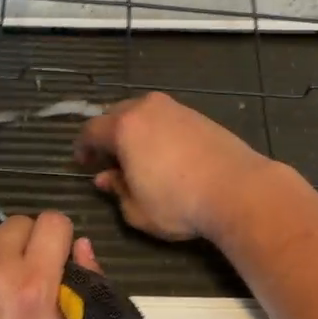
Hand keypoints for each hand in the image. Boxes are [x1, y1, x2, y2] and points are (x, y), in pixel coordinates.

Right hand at [73, 92, 279, 240]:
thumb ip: (117, 191)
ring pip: (144, 115)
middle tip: (107, 159)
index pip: (91, 130)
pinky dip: (157, 133)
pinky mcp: (199, 117)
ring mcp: (176, 109)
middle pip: (117, 115)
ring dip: (134, 133)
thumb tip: (105, 179)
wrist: (236, 190)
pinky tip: (163, 155)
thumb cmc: (178, 204)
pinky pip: (166, 120)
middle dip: (108, 136)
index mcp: (125, 127)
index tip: (81, 162)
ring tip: (136, 157)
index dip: (82, 147)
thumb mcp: (136, 209)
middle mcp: (148, 108)